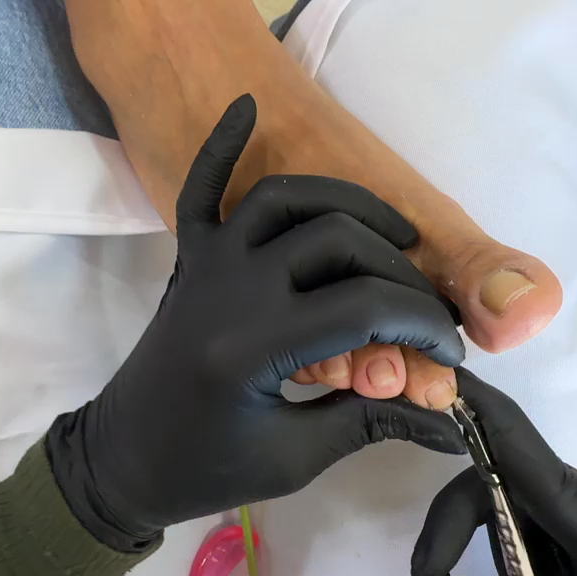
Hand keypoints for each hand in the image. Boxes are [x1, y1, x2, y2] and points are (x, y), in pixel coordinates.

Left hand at [47, 95, 467, 549]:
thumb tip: (453, 416)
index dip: (424, 326)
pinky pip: (202, 188)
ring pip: (287, 200)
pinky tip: (250, 107)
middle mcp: (230, 288)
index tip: (448, 353)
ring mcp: (206, 264)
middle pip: (337, 241)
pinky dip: (223, 145)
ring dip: (347, 205)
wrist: (123, 457)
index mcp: (254, 347)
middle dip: (400, 275)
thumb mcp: (297, 457)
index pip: (366, 309)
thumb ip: (375, 421)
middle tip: (426, 312)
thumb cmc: (207, 469)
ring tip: (394, 235)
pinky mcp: (189, 257)